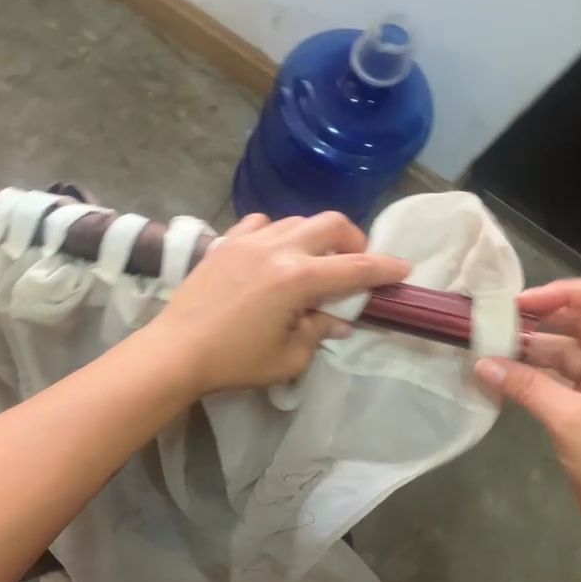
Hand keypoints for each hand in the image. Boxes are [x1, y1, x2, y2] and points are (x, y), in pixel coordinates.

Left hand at [142, 212, 409, 394]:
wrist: (176, 351)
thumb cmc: (234, 361)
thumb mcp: (288, 357)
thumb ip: (319, 333)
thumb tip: (337, 320)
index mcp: (299, 278)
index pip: (356, 267)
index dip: (385, 268)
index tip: (403, 270)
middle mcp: (279, 248)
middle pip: (332, 225)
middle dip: (354, 240)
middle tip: (356, 264)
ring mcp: (248, 240)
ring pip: (297, 220)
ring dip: (315, 236)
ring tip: (313, 262)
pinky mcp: (225, 243)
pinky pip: (260, 223)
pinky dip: (277, 233)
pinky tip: (273, 253)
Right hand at [475, 279, 580, 528]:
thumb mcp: (571, 418)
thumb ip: (525, 386)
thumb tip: (481, 363)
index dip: (564, 292)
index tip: (520, 304)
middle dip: (543, 319)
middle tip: (496, 323)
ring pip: (570, 350)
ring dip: (534, 349)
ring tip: (491, 348)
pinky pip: (562, 377)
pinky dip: (536, 374)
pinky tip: (503, 374)